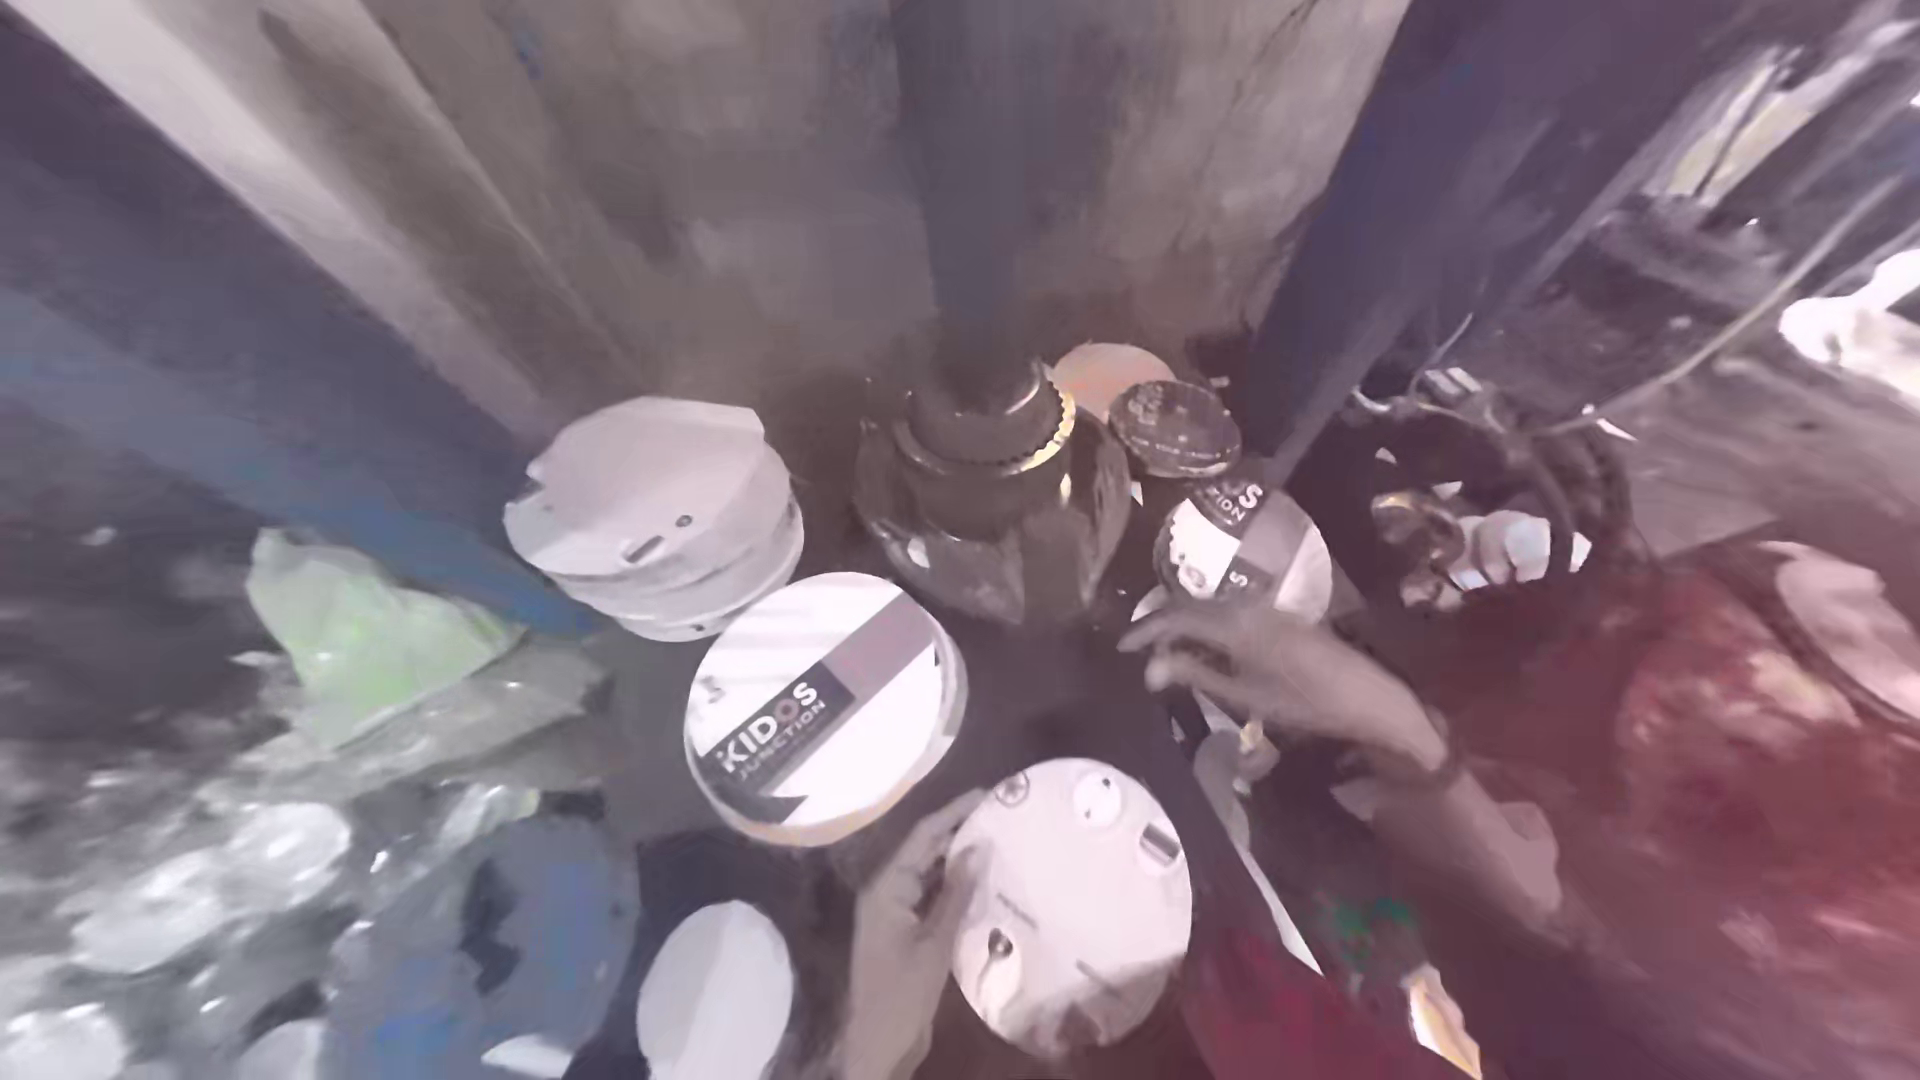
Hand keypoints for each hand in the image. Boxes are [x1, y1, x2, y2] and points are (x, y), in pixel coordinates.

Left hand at [838, 791, 985, 1079]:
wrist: (878, 1047)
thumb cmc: (902, 994)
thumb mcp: (934, 942)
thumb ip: (956, 893)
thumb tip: (979, 846)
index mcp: (887, 885)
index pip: (923, 835)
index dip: (953, 812)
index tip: (984, 794)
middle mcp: (888, 888)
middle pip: (925, 849)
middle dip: (958, 830)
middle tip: (995, 813)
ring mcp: (896, 907)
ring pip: (930, 870)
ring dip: (957, 856)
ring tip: (994, 837)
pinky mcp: (906, 926)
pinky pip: (931, 892)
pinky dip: (954, 884)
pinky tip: (980, 878)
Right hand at [1119, 602, 1446, 769]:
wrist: (1371, 697)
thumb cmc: (1306, 704)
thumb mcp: (1244, 694)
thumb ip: (1194, 674)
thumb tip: (1149, 670)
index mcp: (1235, 624)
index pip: (1175, 617)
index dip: (1145, 629)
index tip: (1122, 647)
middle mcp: (1245, 605)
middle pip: (1187, 606)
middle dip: (1158, 624)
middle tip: (1136, 647)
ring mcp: (1261, 606)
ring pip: (1205, 606)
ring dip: (1179, 623)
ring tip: (1161, 647)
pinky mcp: (1272, 612)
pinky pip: (1224, 610)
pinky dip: (1202, 624)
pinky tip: (1198, 643)